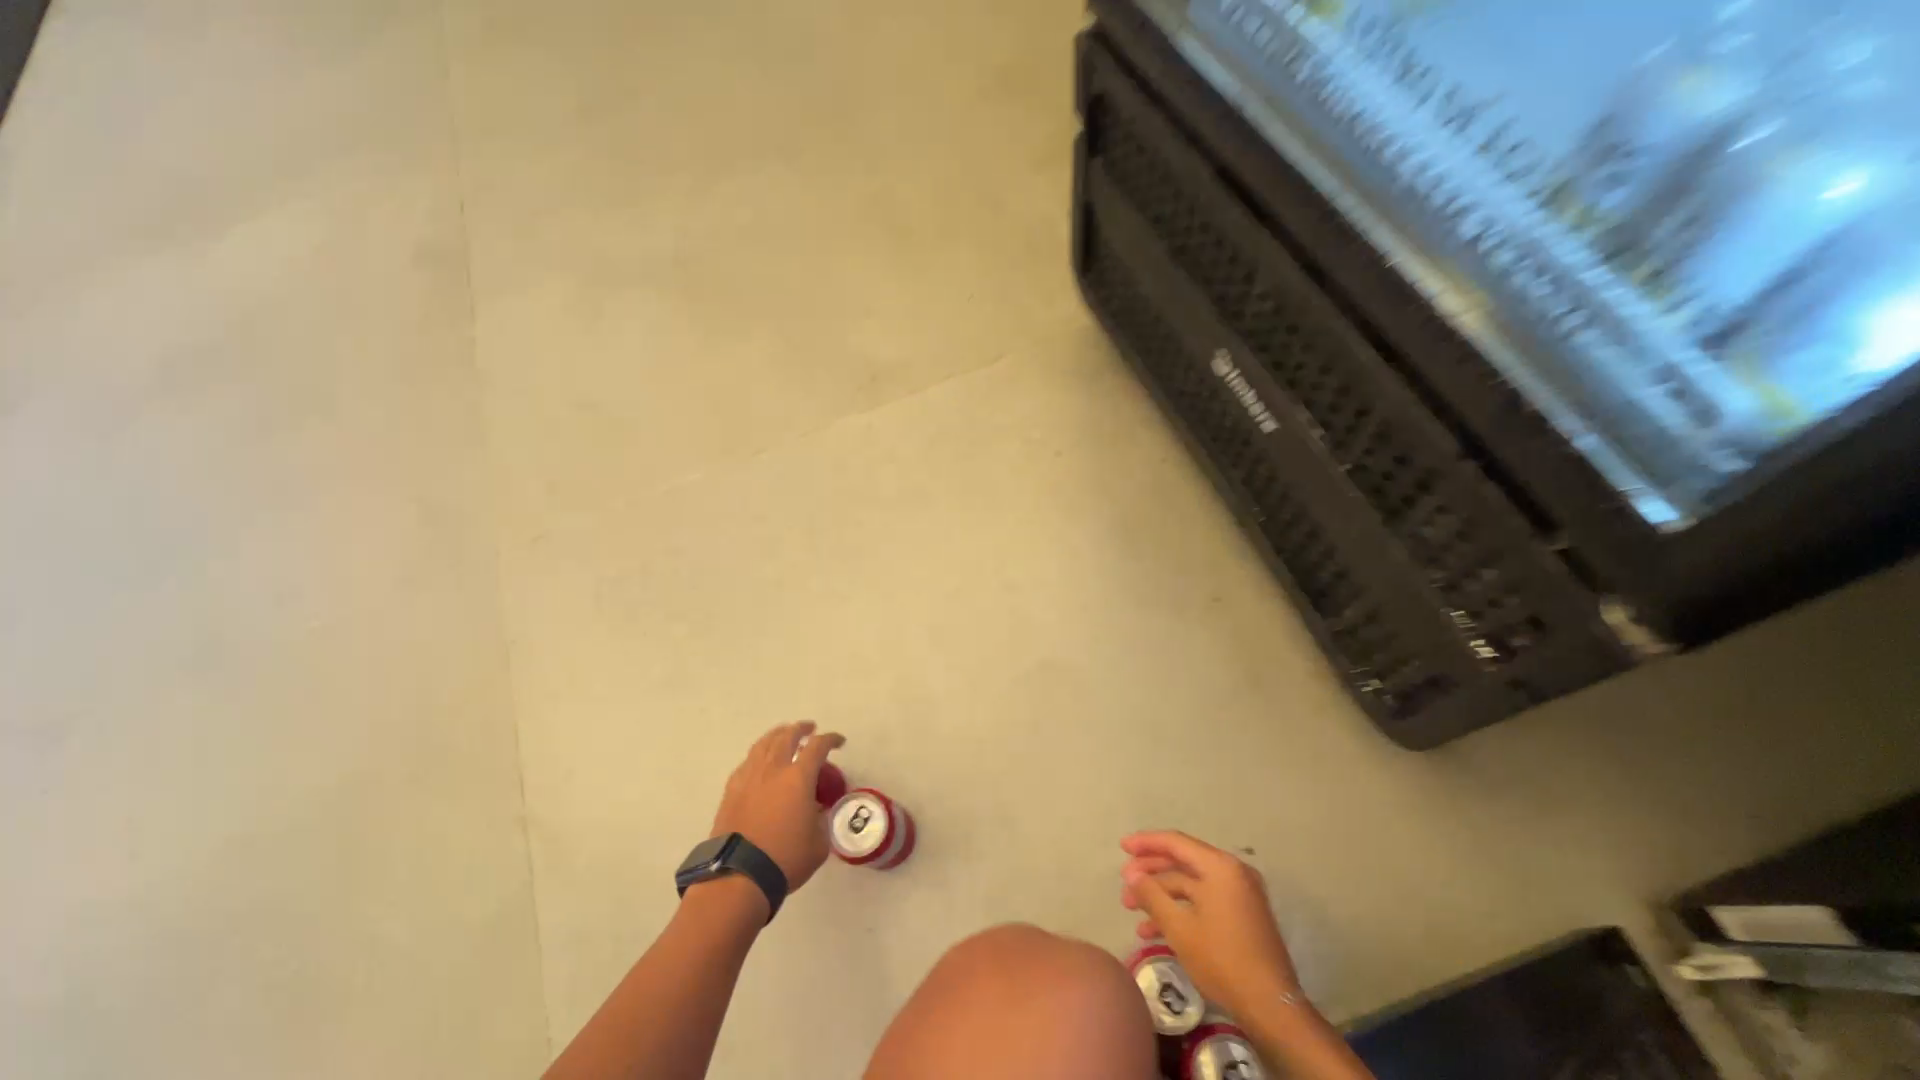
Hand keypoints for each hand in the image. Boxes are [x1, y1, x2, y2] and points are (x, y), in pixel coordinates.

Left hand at [709, 722, 845, 891]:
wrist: (739, 875)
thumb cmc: (785, 858)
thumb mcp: (819, 843)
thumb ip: (820, 820)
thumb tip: (816, 812)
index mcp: (798, 778)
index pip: (817, 747)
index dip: (831, 739)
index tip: (839, 742)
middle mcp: (772, 770)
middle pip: (786, 736)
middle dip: (800, 729)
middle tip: (809, 728)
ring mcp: (748, 778)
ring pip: (762, 745)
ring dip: (776, 736)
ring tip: (783, 736)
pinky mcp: (731, 791)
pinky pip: (747, 763)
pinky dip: (758, 756)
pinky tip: (759, 763)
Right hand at [1120, 830, 1301, 1020]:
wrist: (1269, 1003)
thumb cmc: (1222, 960)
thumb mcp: (1179, 927)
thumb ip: (1152, 895)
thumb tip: (1131, 874)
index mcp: (1221, 867)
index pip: (1176, 843)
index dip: (1146, 843)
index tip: (1121, 847)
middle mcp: (1233, 873)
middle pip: (1183, 861)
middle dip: (1151, 872)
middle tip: (1124, 883)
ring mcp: (1240, 894)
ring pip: (1191, 884)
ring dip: (1161, 894)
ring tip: (1132, 910)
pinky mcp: (1241, 914)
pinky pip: (1203, 901)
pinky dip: (1180, 909)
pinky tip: (1153, 930)